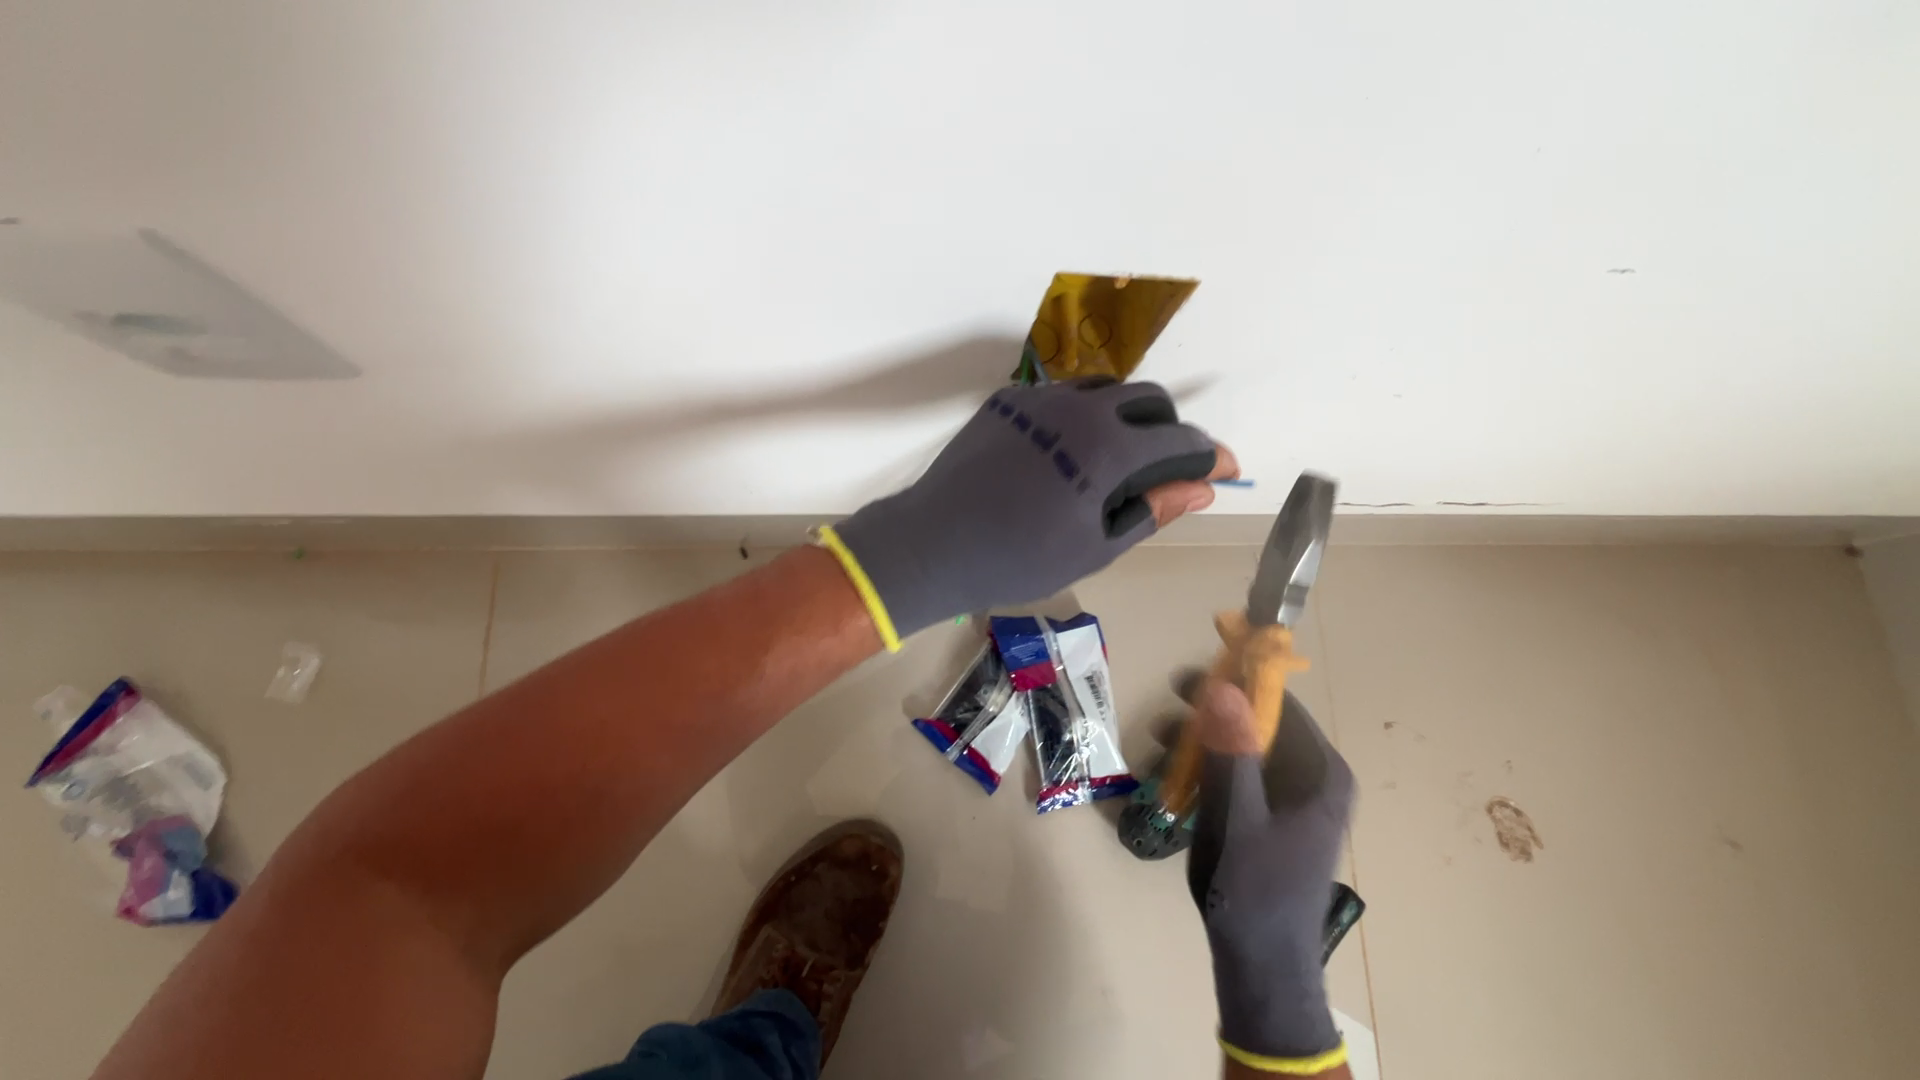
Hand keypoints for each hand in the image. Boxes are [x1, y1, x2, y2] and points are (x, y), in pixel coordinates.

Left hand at [830, 379, 1236, 642]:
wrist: (934, 543)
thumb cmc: (1019, 559)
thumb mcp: (1096, 546)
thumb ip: (1153, 509)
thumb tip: (1202, 486)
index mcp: (1109, 448)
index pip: (1179, 439)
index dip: (1208, 455)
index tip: (1222, 469)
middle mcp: (1080, 407)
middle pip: (1147, 398)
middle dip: (1168, 427)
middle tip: (1166, 464)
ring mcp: (1039, 398)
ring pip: (1103, 388)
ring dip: (1125, 413)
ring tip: (1118, 454)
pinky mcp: (1007, 401)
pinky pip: (1059, 395)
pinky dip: (1079, 413)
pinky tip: (1067, 448)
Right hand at [1188, 680, 1354, 1066]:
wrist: (1259, 962)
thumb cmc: (1256, 889)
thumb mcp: (1239, 817)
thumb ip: (1233, 752)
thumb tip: (1226, 687)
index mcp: (1322, 775)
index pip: (1283, 706)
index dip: (1242, 679)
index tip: (1200, 664)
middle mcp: (1311, 779)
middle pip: (1260, 724)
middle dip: (1213, 710)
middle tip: (1172, 694)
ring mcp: (1289, 800)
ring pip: (1243, 749)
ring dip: (1201, 739)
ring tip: (1158, 738)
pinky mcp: (1266, 817)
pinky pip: (1236, 777)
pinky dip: (1204, 768)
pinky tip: (1168, 771)